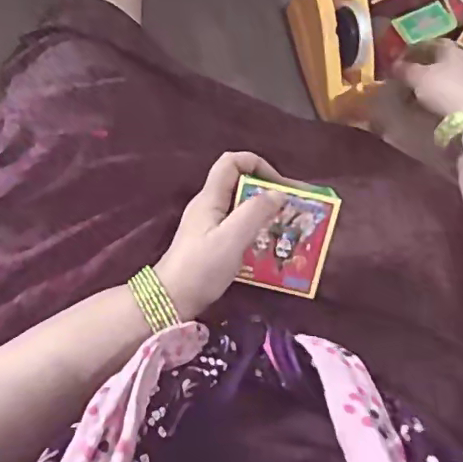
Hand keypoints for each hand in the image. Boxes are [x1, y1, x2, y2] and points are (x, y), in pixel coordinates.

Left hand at [153, 152, 288, 319]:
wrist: (171, 299)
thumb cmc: (201, 267)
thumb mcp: (232, 238)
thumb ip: (255, 212)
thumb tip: (278, 193)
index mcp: (210, 197)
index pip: (232, 162)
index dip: (257, 165)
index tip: (279, 186)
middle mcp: (208, 206)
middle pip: (239, 184)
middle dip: (266, 192)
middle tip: (290, 210)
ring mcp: (207, 224)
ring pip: (240, 207)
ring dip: (263, 213)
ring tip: (285, 228)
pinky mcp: (210, 242)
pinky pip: (236, 226)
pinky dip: (254, 230)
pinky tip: (267, 246)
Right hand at [396, 40, 462, 120]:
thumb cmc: (442, 88)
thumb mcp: (417, 77)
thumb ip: (405, 69)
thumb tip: (395, 64)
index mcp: (451, 50)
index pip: (432, 43)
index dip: (415, 49)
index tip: (401, 58)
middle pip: (440, 60)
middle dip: (423, 66)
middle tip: (407, 75)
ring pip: (447, 75)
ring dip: (431, 81)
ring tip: (416, 92)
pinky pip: (452, 90)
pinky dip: (440, 93)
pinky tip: (431, 102)